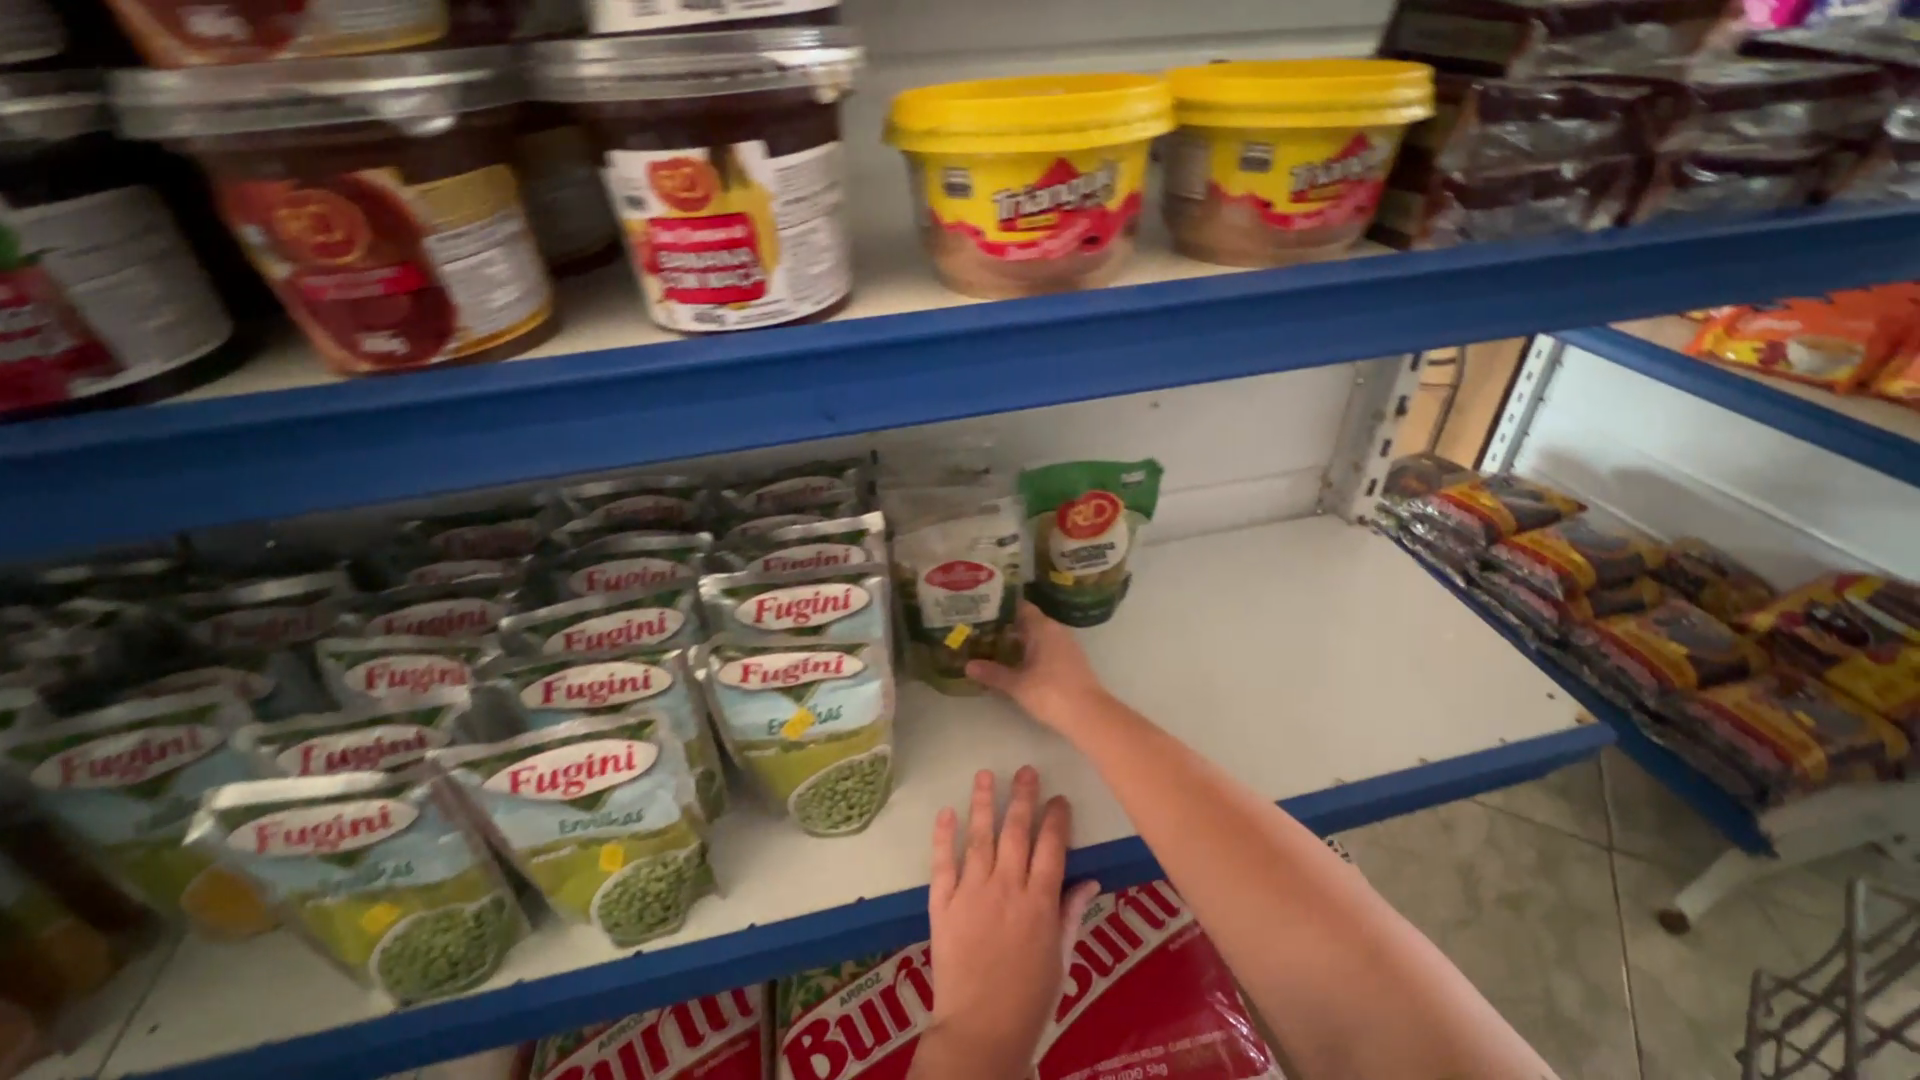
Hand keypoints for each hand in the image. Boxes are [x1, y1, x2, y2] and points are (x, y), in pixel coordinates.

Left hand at [919, 767, 1099, 1077]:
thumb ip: (1072, 914)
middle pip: (1016, 832)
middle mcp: (1007, 887)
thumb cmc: (1031, 999)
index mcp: (1041, 901)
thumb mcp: (1062, 957)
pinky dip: (943, 836)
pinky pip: (942, 863)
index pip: (1053, 847)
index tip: (1060, 798)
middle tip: (1026, 770)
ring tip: (986, 774)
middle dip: (1023, 797)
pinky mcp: (943, 904)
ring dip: (983, 802)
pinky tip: (946, 812)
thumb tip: (1090, 880)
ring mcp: (972, 892)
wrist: (981, 1029)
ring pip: (979, 837)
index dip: (1057, 819)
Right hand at [966, 602, 1108, 728]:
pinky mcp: (1070, 661)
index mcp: (1043, 628)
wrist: (1088, 715)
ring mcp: (1066, 645)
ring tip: (992, 646)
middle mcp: (1056, 630)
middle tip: (979, 631)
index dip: (1001, 608)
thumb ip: (992, 673)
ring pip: (1037, 636)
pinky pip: (1046, 648)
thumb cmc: (1050, 693)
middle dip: (1005, 626)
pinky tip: (1015, 663)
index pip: (1020, 607)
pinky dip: (1030, 652)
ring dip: (1018, 641)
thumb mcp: (1017, 684)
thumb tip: (967, 665)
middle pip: (1027, 621)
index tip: (982, 611)